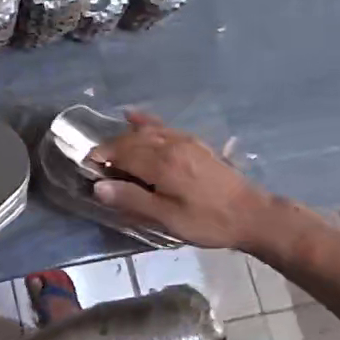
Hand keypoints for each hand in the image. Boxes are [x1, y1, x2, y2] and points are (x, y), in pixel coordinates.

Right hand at [88, 111, 278, 250]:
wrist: (252, 215)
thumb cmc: (208, 221)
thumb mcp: (168, 218)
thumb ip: (132, 199)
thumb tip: (99, 186)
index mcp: (162, 164)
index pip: (122, 153)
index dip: (102, 158)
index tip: (87, 166)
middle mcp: (171, 145)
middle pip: (132, 140)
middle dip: (111, 148)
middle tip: (98, 164)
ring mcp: (184, 141)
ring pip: (147, 131)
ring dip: (126, 137)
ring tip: (112, 149)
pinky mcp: (195, 143)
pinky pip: (163, 127)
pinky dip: (145, 122)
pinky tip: (133, 117)